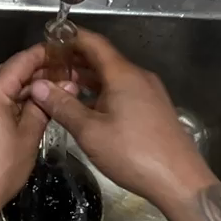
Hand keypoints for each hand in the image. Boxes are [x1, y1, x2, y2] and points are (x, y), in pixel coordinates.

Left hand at [0, 44, 49, 220]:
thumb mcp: (28, 136)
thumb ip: (44, 106)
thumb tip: (66, 86)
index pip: (21, 61)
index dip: (43, 55)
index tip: (63, 52)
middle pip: (8, 71)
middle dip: (35, 74)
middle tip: (63, 77)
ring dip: (20, 87)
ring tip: (49, 92)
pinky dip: (5, 97)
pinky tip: (25, 106)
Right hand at [28, 28, 211, 206]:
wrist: (182, 183)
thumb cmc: (133, 153)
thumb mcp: (90, 131)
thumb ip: (62, 106)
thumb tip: (38, 87)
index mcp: (123, 74)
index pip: (93, 43)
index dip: (70, 37)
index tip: (49, 38)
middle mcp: (138, 77)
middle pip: (102, 59)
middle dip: (74, 61)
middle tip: (47, 68)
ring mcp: (149, 93)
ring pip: (112, 77)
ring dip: (87, 79)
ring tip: (61, 87)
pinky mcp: (154, 110)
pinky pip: (123, 91)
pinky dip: (102, 92)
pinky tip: (86, 107)